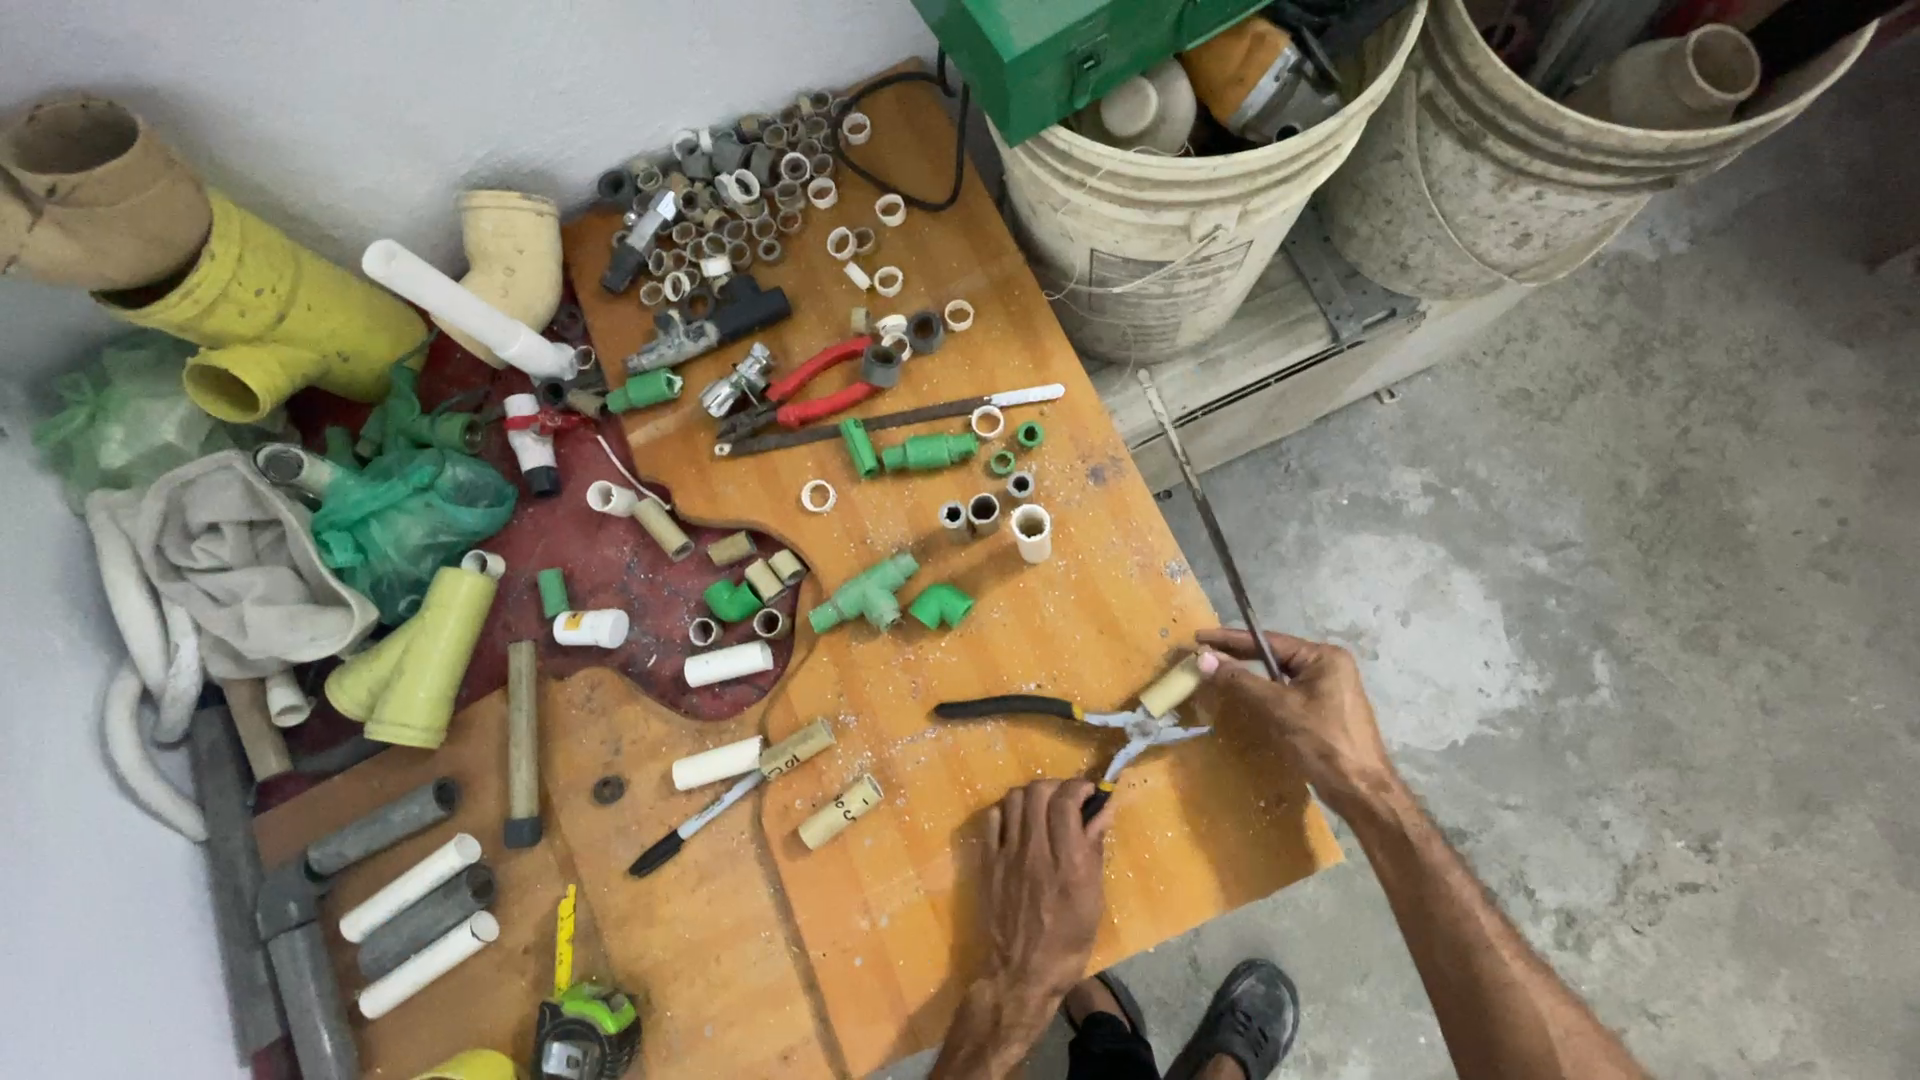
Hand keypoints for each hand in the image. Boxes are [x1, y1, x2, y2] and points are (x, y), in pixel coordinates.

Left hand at [978, 779, 1116, 1000]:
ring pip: (1013, 798)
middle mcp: (1036, 848)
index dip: (1079, 786)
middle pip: (1038, 791)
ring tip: (1042, 807)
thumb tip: (1102, 810)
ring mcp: (1008, 853)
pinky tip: (1017, 822)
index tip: (1089, 790)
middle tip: (1066, 798)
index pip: (1067, 800)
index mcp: (1067, 860)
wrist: (1023, 971)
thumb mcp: (1094, 897)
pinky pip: (992, 818)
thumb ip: (1094, 848)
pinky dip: (1006, 810)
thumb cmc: (1069, 941)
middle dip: (1056, 786)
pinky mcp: (988, 861)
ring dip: (1031, 794)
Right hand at [1195, 628, 1401, 818]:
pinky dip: (1263, 692)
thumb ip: (1240, 680)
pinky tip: (1243, 695)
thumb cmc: (1323, 743)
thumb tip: (1203, 658)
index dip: (1230, 639)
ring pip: (1279, 675)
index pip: (1268, 641)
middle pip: (1273, 655)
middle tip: (1202, 653)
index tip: (1200, 636)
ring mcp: (1328, 688)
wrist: (1361, 790)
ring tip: (1216, 670)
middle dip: (1237, 655)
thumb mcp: (1278, 708)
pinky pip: (1286, 692)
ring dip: (1248, 675)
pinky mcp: (1324, 709)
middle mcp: (1328, 666)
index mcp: (1324, 657)